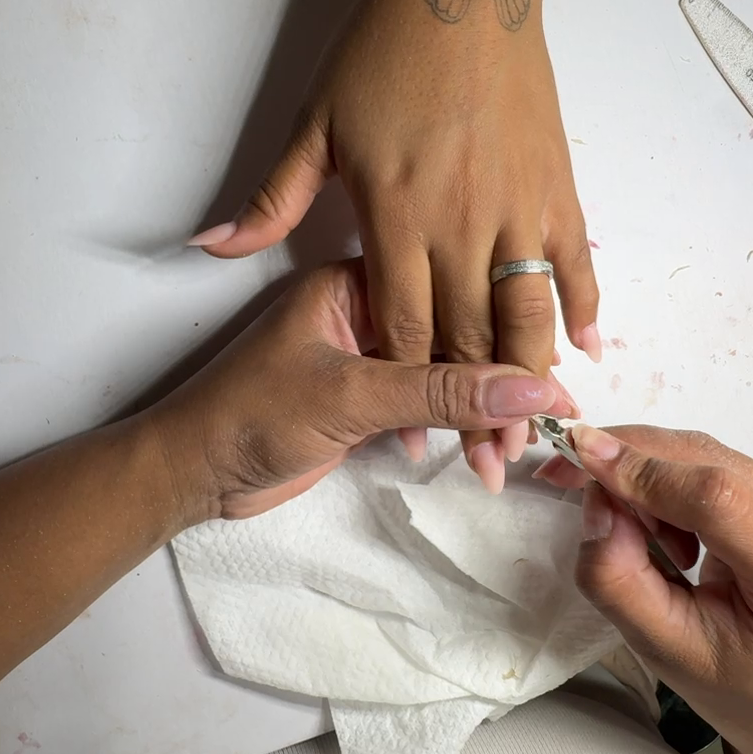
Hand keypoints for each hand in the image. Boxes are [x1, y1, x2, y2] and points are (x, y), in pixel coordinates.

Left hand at [146, 260, 576, 521]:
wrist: (195, 469)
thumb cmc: (254, 414)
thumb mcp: (348, 396)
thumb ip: (437, 392)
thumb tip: (529, 392)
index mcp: (352, 283)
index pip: (445, 294)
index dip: (500, 333)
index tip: (555, 371)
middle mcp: (365, 312)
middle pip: (452, 333)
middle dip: (502, 375)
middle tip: (557, 409)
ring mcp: (365, 357)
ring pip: (442, 371)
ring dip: (481, 405)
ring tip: (531, 437)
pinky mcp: (363, 399)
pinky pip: (424, 402)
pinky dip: (454, 422)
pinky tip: (488, 440)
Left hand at [189, 0, 597, 493]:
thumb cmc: (379, 55)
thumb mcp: (311, 129)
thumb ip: (271, 202)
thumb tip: (210, 244)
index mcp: (396, 220)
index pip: (408, 329)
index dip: (418, 394)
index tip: (428, 446)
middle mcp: (459, 224)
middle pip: (470, 336)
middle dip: (483, 408)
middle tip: (498, 465)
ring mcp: (514, 205)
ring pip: (526, 310)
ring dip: (534, 376)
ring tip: (543, 427)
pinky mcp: (553, 184)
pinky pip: (572, 257)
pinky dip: (583, 303)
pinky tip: (591, 345)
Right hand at [536, 426, 752, 743]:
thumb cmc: (726, 682)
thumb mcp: (658, 648)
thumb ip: (617, 579)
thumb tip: (597, 500)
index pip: (723, 501)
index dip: (646, 471)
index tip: (579, 455)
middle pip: (710, 463)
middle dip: (626, 456)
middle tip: (562, 473)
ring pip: (704, 452)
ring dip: (640, 467)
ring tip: (621, 520)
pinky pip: (709, 459)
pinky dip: (658, 472)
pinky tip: (653, 515)